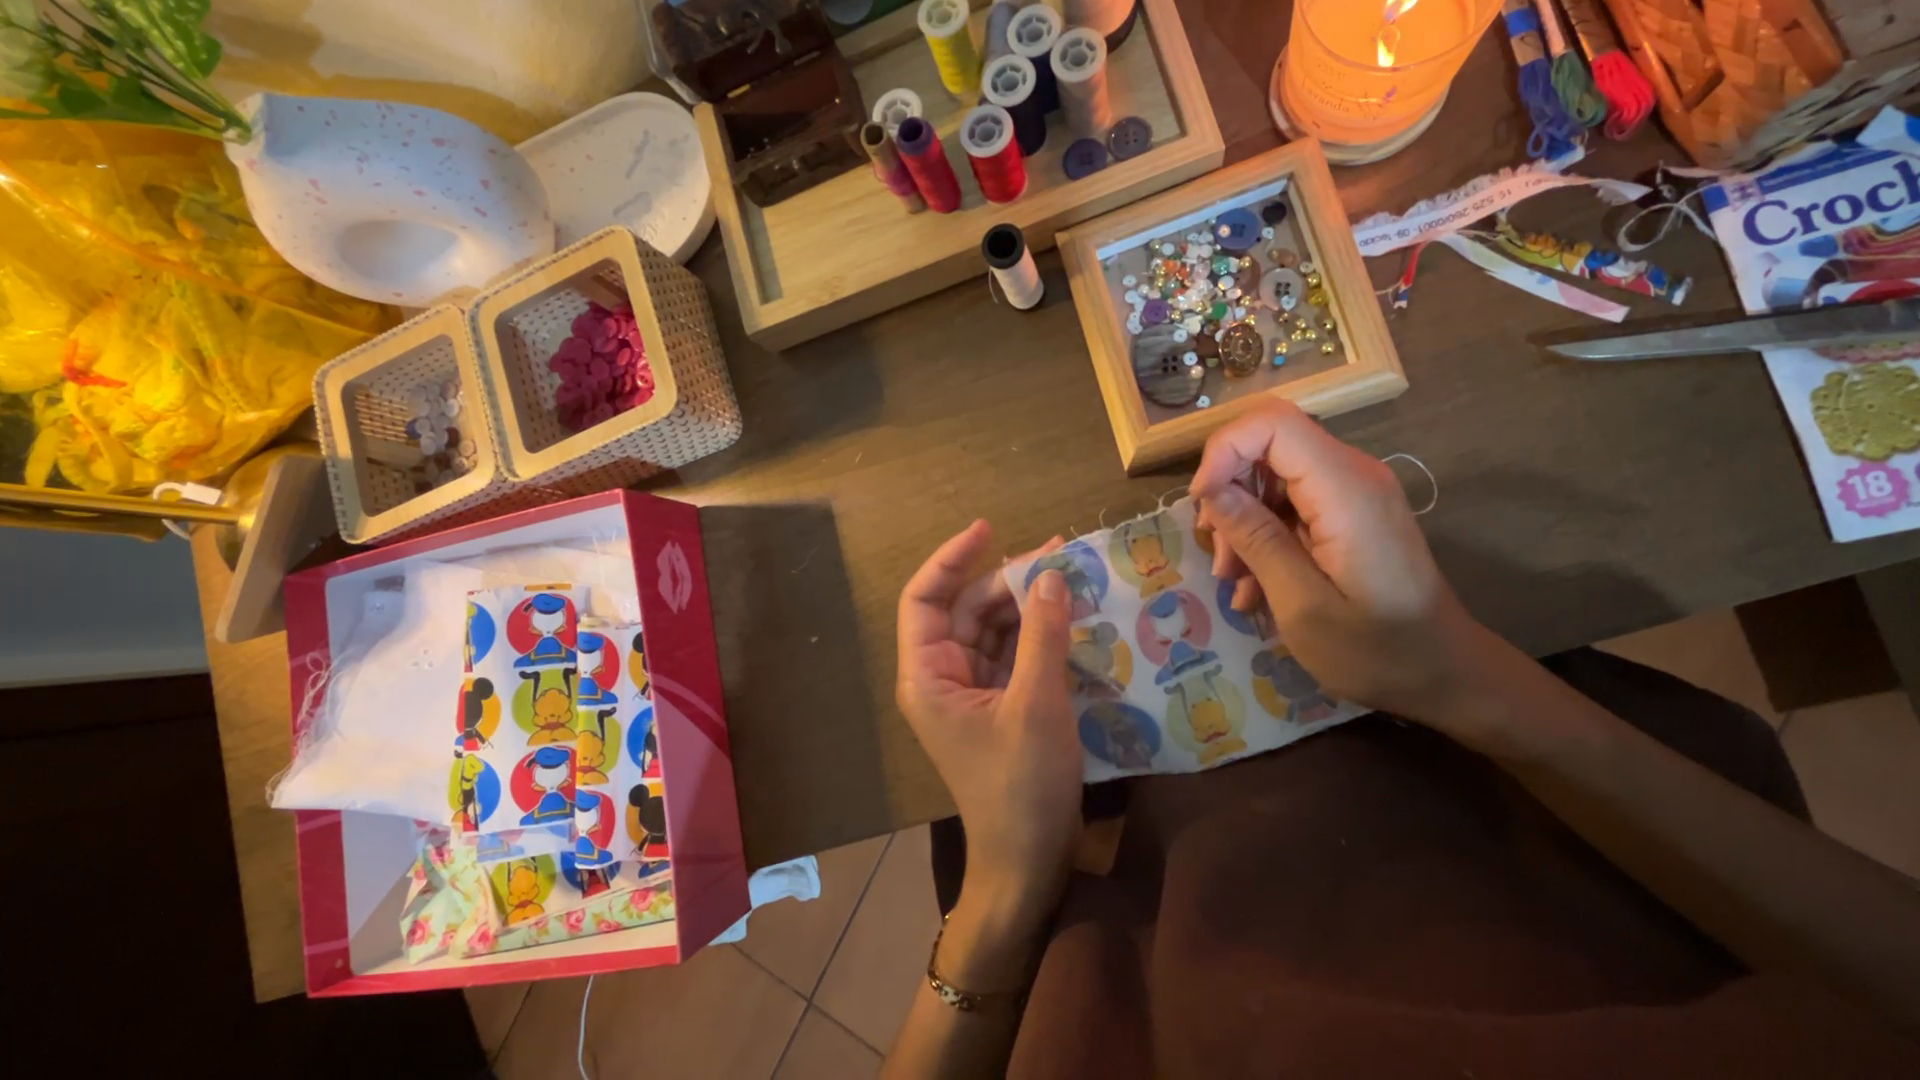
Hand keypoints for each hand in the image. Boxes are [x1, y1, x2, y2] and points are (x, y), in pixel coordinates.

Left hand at [896, 521, 1082, 908]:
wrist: (1029, 861)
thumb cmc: (1021, 786)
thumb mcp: (1036, 706)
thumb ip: (1043, 637)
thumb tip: (1051, 575)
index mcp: (928, 675)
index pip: (923, 598)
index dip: (950, 558)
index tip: (988, 528)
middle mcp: (943, 676)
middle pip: (965, 608)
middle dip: (1007, 579)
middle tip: (1060, 556)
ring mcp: (973, 691)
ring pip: (994, 628)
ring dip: (1028, 604)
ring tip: (1074, 577)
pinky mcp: (1001, 704)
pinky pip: (1015, 653)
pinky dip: (1040, 634)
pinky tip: (1073, 616)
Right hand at [1192, 401, 1496, 729]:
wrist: (1446, 675)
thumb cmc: (1376, 651)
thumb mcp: (1302, 605)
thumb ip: (1257, 539)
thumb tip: (1211, 491)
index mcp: (1345, 489)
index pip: (1273, 423)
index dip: (1224, 450)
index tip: (1203, 505)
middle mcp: (1353, 475)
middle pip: (1268, 446)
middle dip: (1228, 493)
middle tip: (1218, 557)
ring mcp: (1354, 493)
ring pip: (1273, 477)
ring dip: (1241, 522)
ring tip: (1233, 580)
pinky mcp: (1350, 514)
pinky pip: (1292, 503)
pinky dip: (1264, 536)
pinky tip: (1254, 587)